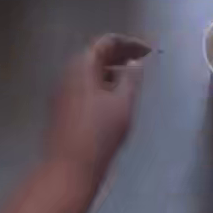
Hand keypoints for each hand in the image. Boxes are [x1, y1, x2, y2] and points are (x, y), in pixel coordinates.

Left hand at [43, 35, 150, 184]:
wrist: (68, 170)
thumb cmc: (99, 135)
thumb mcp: (122, 104)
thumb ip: (131, 78)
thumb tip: (136, 61)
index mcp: (82, 65)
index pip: (107, 42)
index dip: (129, 43)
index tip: (149, 51)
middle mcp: (69, 70)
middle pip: (97, 53)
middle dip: (121, 54)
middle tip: (143, 61)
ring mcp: (64, 88)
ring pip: (91, 69)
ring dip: (112, 68)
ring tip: (133, 77)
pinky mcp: (64, 104)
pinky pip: (85, 83)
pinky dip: (103, 82)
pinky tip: (116, 95)